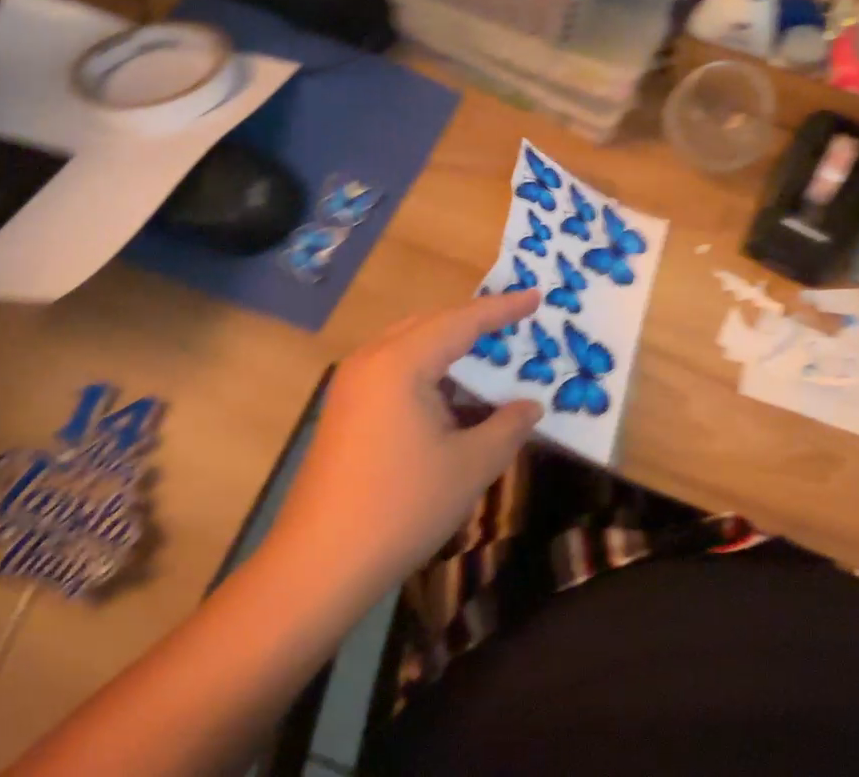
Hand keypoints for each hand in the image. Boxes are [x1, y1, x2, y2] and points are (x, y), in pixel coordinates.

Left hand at [272, 291, 544, 585]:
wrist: (322, 562)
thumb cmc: (403, 507)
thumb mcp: (470, 466)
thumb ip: (507, 427)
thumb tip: (531, 406)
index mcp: (400, 362)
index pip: (461, 321)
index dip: (502, 309)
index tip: (536, 296)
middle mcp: (370, 361)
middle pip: (431, 326)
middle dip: (475, 326)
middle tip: (517, 328)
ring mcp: (352, 386)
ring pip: (410, 350)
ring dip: (451, 354)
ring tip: (493, 363)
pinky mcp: (345, 412)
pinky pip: (395, 374)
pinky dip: (430, 376)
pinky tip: (455, 401)